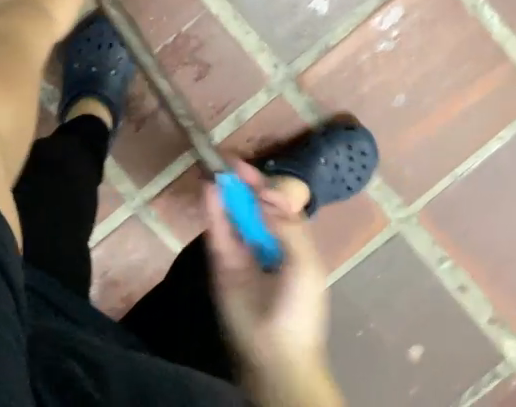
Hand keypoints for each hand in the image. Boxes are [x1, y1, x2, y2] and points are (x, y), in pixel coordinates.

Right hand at [204, 164, 338, 403]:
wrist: (276, 354)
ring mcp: (242, 253)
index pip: (277, 206)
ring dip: (224, 192)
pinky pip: (217, 232)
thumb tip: (266, 195)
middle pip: (252, 206)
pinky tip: (209, 191)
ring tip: (214, 169)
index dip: (265, 186)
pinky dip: (212, 210)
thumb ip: (287, 227)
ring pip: (232, 215)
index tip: (250, 168)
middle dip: (242, 184)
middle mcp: (265, 243)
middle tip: (228, 162)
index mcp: (291, 242)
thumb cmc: (299, 308)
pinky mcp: (222, 265)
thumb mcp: (306, 264)